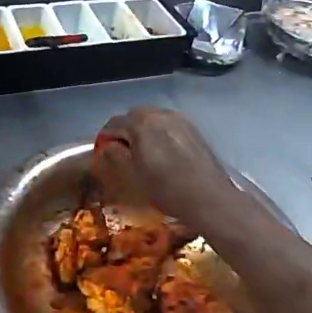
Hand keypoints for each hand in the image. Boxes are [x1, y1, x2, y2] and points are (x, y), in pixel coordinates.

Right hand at [94, 107, 248, 229]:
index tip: (102, 153)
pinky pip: (167, 124)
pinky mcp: (192, 128)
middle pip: (133, 116)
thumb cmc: (166, 189)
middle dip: (124, 131)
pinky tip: (163, 151)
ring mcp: (179, 119)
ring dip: (142, 130)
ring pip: (152, 118)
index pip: (113, 124)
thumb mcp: (133, 175)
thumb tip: (108, 145)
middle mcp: (159, 114)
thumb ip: (116, 155)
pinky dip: (159, 132)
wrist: (209, 198)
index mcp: (141, 123)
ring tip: (143, 152)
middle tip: (121, 153)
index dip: (105, 138)